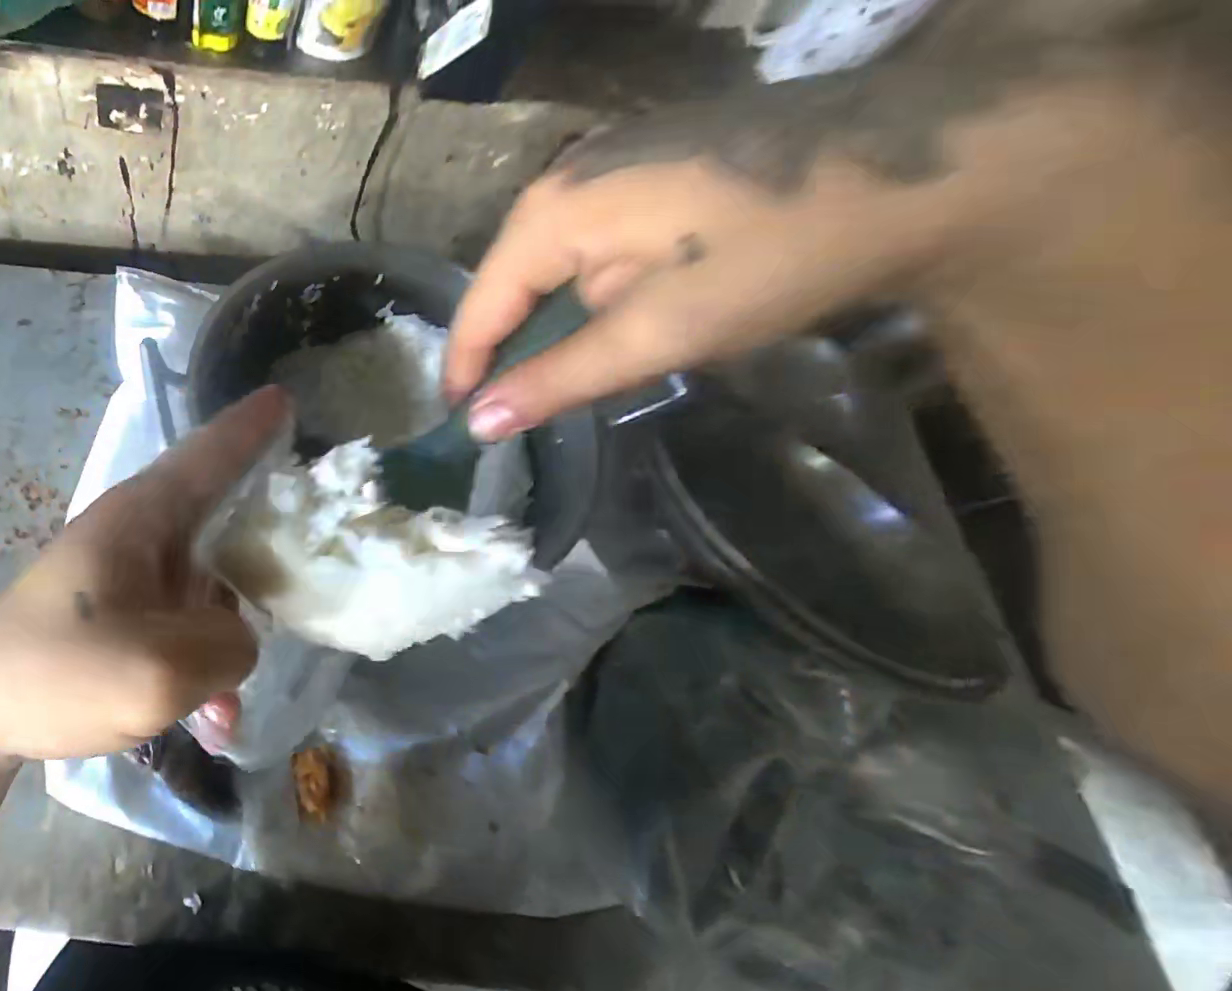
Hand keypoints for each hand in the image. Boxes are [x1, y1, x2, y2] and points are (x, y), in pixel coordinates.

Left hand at [0, 387, 288, 761]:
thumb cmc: (60, 680)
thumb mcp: (159, 670)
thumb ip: (228, 645)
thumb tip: (239, 638)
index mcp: (137, 520)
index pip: (204, 457)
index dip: (249, 428)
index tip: (286, 399)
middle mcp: (134, 537)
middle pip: (217, 514)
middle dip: (263, 529)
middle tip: (310, 544)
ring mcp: (128, 578)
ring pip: (208, 583)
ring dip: (230, 632)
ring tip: (230, 696)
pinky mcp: (123, 616)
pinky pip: (185, 625)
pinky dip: (204, 662)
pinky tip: (210, 716)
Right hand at [444, 77, 1130, 440]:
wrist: (929, 162)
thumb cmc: (778, 253)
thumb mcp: (658, 332)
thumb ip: (558, 378)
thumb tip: (477, 424)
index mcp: (554, 213)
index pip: (479, 306)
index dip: (465, 372)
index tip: (464, 426)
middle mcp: (563, 179)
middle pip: (506, 285)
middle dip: (510, 351)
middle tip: (521, 412)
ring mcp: (605, 163)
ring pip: (544, 269)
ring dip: (551, 326)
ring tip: (568, 376)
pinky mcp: (641, 167)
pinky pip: (582, 247)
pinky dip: (584, 296)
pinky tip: (613, 323)